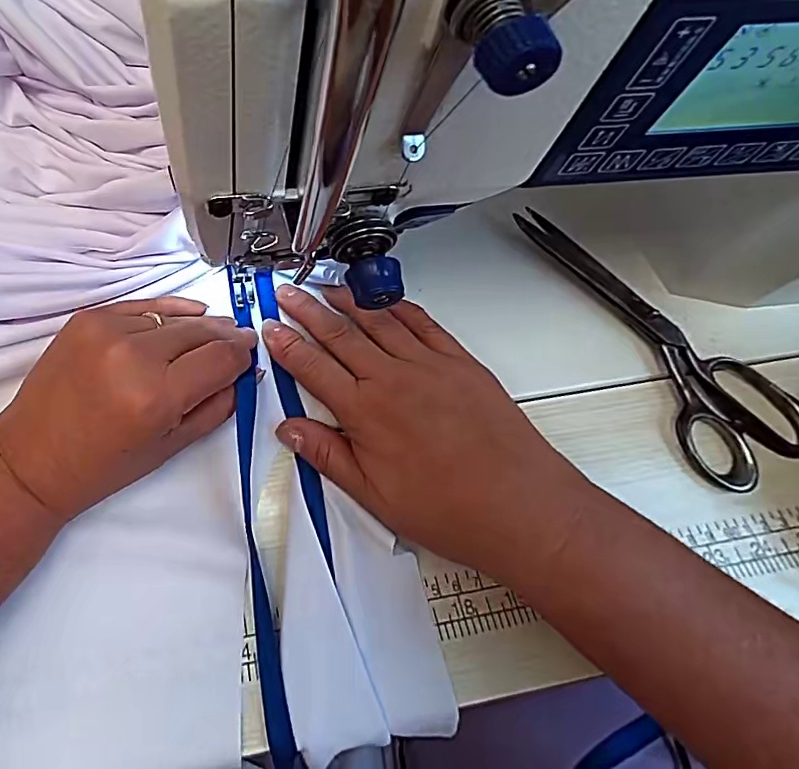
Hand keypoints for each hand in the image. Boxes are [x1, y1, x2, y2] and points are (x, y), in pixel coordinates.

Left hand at [0, 297, 256, 521]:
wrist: (32, 457)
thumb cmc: (100, 466)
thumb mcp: (170, 447)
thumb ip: (215, 405)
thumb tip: (241, 373)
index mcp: (156, 396)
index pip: (221, 357)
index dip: (241, 354)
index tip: (248, 352)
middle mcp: (132, 355)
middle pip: (200, 330)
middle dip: (223, 335)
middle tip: (238, 338)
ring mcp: (105, 330)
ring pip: (171, 317)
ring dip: (192, 327)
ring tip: (203, 338)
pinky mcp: (86, 318)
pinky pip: (140, 306)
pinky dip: (162, 312)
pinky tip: (180, 317)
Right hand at [263, 285, 592, 571]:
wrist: (526, 511)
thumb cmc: (457, 509)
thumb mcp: (375, 495)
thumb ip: (327, 456)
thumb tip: (292, 431)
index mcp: (367, 413)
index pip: (312, 366)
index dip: (286, 344)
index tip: (272, 329)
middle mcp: (394, 381)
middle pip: (338, 334)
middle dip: (307, 310)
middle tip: (289, 293)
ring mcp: (429, 367)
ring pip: (377, 321)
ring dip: (346, 301)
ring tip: (326, 289)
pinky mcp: (461, 364)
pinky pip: (422, 324)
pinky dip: (399, 307)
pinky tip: (386, 302)